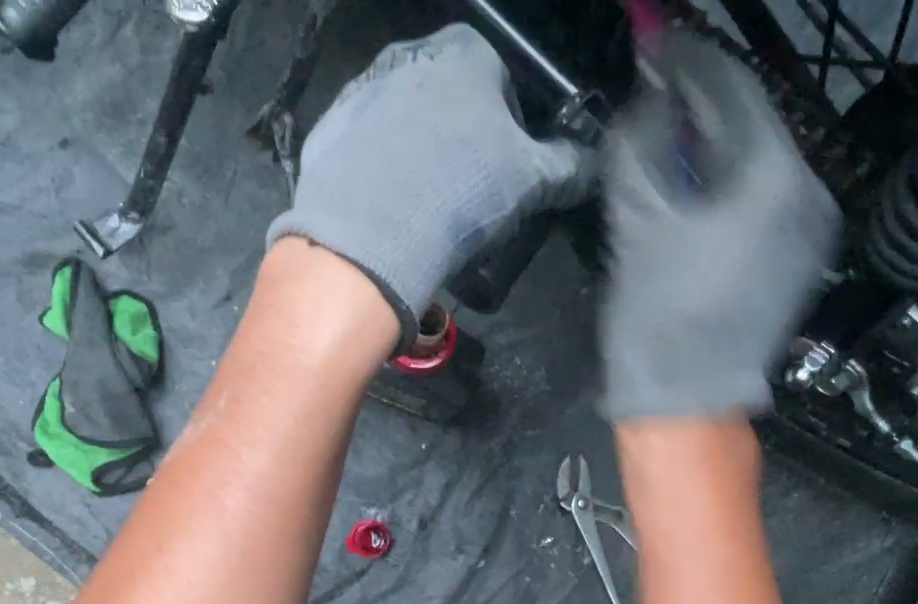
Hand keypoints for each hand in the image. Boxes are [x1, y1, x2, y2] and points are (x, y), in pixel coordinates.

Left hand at [266, 24, 593, 349]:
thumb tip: (590, 165)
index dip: (510, 128)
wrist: (370, 237)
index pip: (502, 80)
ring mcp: (360, 93)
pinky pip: (363, 152)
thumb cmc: (462, 193)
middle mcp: (408, 57)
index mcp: (464, 52)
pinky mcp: (327, 134)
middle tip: (466, 195)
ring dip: (416, 157)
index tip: (505, 171)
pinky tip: (387, 213)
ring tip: (424, 210)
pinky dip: (377, 175)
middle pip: (446, 100)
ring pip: (402, 124)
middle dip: (458, 141)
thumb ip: (568, 166)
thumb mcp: (532, 182)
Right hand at [599, 36, 839, 420]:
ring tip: (668, 160)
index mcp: (776, 180)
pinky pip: (763, 205)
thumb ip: (642, 145)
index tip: (655, 52)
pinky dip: (728, 193)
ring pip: (757, 168)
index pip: (734, 93)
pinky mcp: (800, 263)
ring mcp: (811, 233)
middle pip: (751, 130)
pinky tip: (694, 205)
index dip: (688, 68)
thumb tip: (649, 99)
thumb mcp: (637, 222)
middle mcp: (811, 196)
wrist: (686, 402)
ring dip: (712, 156)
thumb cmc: (658, 316)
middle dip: (700, 117)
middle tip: (654, 110)